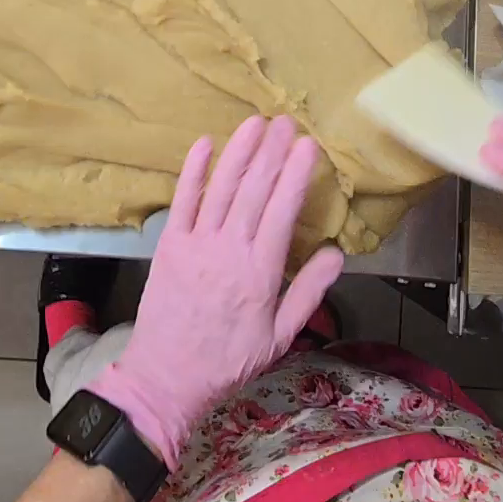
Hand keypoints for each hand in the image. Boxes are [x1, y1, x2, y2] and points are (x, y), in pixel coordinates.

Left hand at [89, 115, 344, 467]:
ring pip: (221, 188)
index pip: (283, 210)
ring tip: (254, 122)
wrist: (165, 379)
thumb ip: (308, 292)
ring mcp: (195, 243)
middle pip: (254, 190)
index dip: (296, 174)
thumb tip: (337, 252)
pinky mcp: (168, 244)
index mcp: (260, 271)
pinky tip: (204, 143)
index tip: (308, 145)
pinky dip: (193, 170)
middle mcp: (229, 249)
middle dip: (272, 151)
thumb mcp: (280, 336)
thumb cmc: (229, 360)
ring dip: (239, 151)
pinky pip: (182, 200)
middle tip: (286, 122)